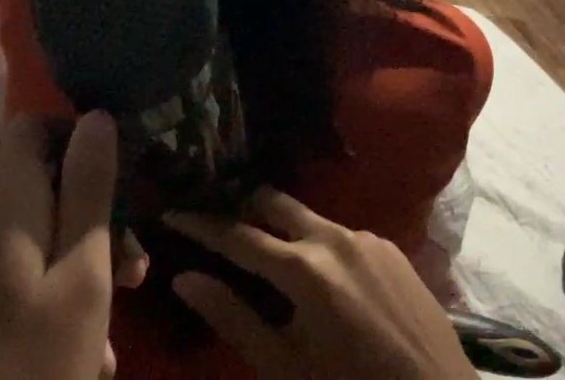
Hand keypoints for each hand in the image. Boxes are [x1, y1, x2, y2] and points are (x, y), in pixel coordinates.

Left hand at [0, 112, 121, 379]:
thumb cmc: (32, 361)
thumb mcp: (82, 280)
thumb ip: (89, 192)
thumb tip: (96, 116)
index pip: (32, 125)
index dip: (76, 140)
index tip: (118, 186)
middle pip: (31, 184)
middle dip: (85, 217)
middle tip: (133, 275)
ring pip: (18, 231)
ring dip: (65, 261)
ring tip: (104, 332)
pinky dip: (31, 285)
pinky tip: (59, 340)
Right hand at [166, 189, 474, 379]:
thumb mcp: (286, 368)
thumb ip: (232, 317)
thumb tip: (183, 278)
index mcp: (304, 269)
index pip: (235, 234)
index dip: (199, 223)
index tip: (170, 211)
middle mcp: (333, 238)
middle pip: (271, 202)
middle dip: (240, 206)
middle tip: (216, 218)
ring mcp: (368, 240)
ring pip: (308, 217)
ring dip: (281, 227)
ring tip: (265, 248)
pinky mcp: (394, 251)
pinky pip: (342, 235)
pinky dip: (318, 244)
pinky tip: (318, 273)